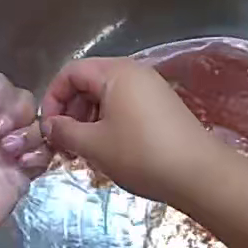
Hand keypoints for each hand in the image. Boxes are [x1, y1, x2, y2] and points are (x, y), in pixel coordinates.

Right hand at [41, 57, 228, 204]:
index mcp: (116, 72)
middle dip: (71, 113)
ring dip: (89, 123)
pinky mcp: (163, 111)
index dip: (53, 98)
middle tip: (65, 145)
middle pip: (90, 84)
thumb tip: (50, 125)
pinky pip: (126, 110)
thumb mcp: (94, 145)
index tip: (49, 128)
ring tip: (85, 154)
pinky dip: (110, 127)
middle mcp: (136, 74)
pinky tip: (109, 153)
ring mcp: (153, 91)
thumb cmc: (141, 155)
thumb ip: (65, 131)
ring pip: (108, 100)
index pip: (71, 72)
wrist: (198, 174)